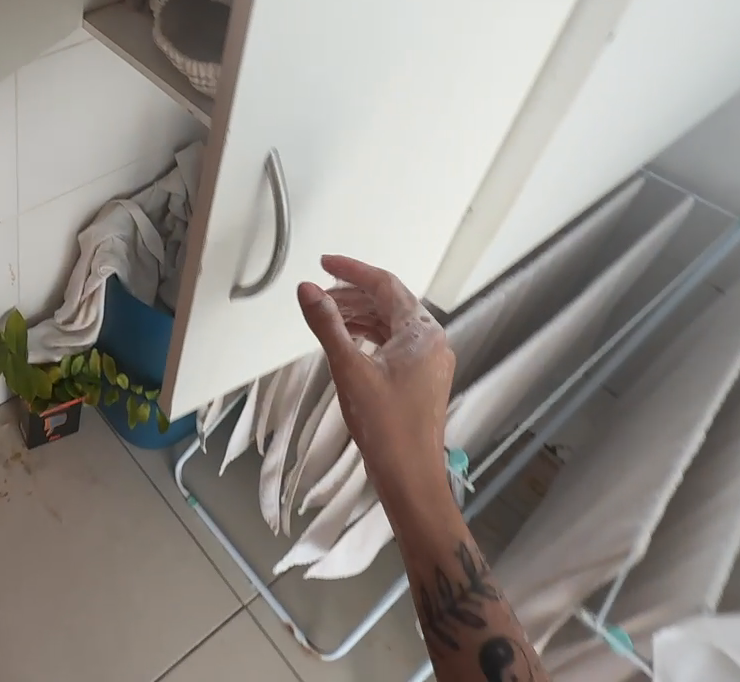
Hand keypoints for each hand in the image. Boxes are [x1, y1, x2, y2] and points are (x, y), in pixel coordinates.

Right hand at [297, 255, 453, 507]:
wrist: (410, 477)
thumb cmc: (385, 425)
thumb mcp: (349, 368)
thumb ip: (327, 324)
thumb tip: (307, 288)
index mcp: (422, 332)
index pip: (385, 284)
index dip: (352, 269)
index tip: (323, 262)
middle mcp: (432, 341)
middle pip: (390, 300)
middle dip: (352, 292)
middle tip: (319, 291)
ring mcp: (429, 360)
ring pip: (390, 321)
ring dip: (358, 312)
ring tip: (326, 313)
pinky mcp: (421, 377)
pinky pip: (393, 341)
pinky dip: (367, 332)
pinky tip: (346, 339)